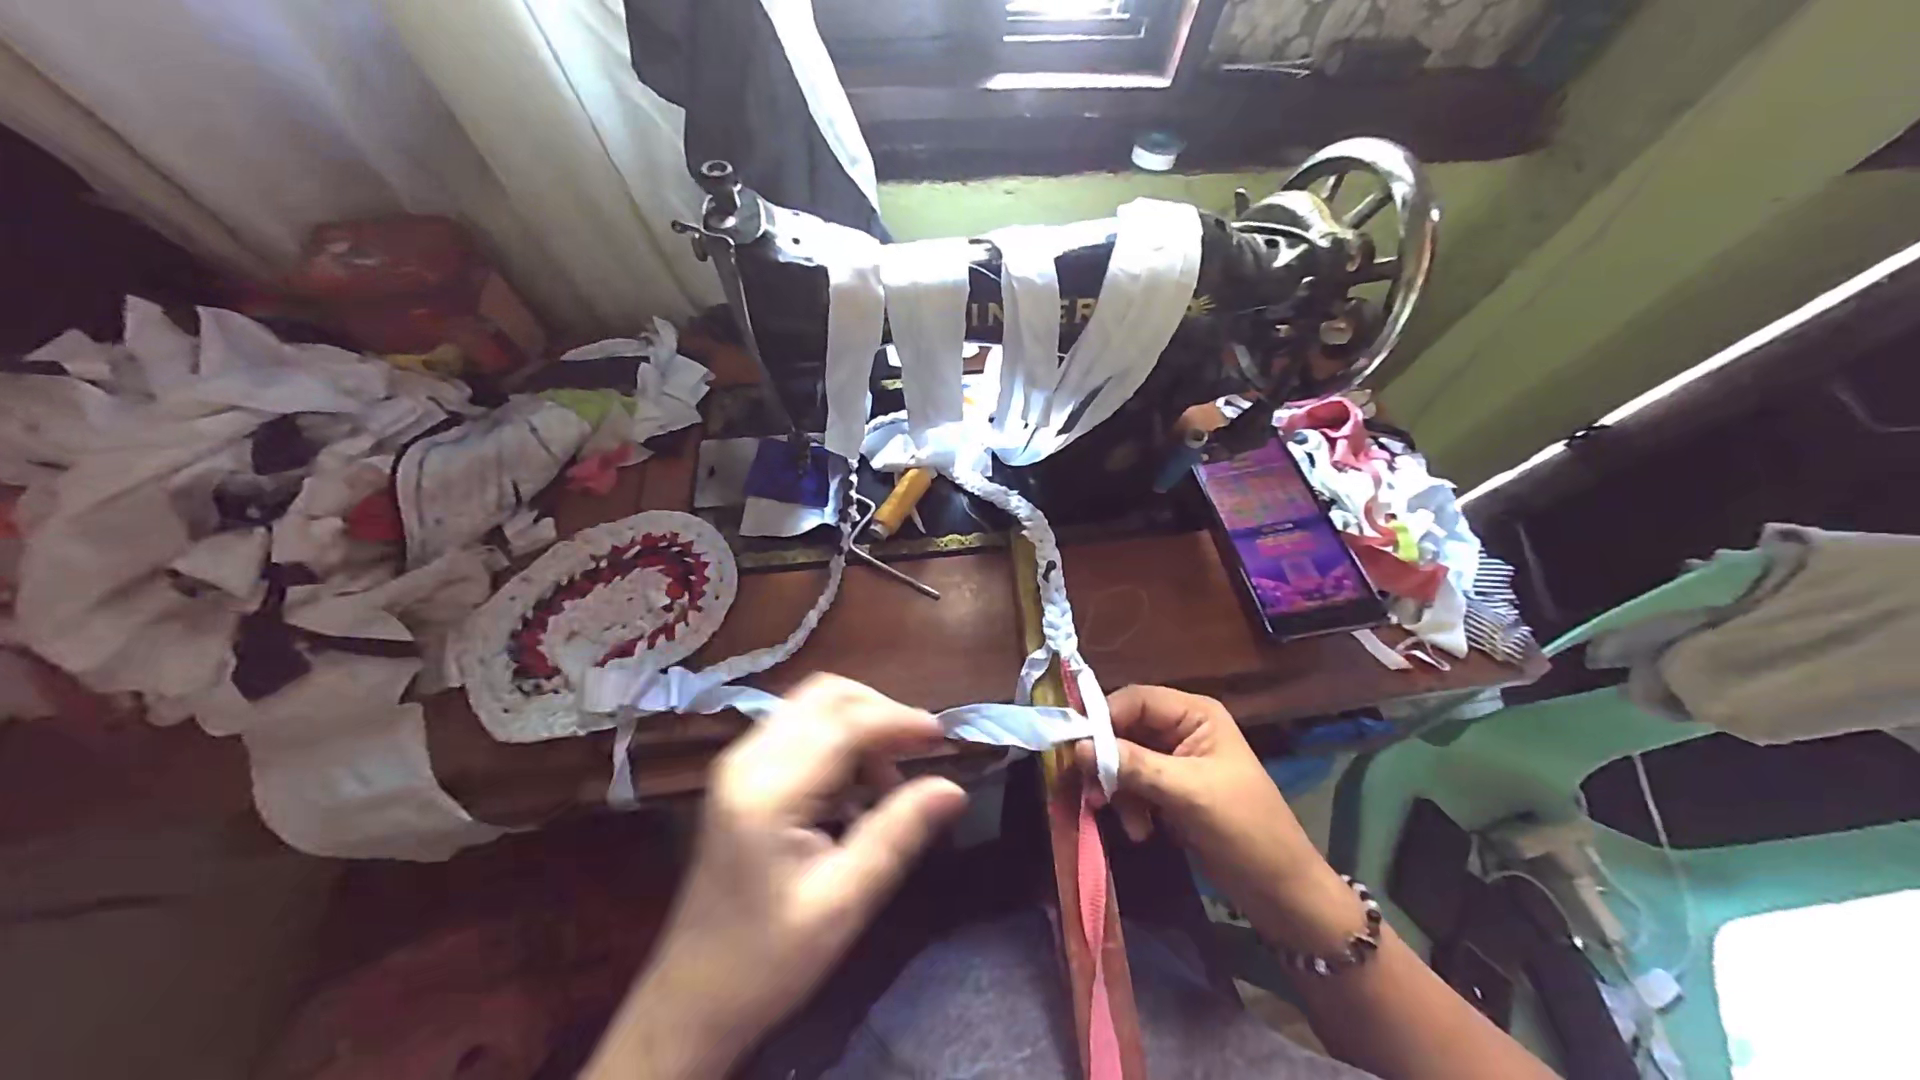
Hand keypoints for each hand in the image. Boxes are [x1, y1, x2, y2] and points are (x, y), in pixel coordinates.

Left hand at [588, 676, 968, 1078]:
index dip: (898, 721)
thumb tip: (952, 788)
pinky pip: (799, 730)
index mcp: (768, 790)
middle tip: (916, 754)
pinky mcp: (740, 776)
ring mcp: (738, 764)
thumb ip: (899, 833)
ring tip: (888, 782)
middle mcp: (746, 759)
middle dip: (879, 711)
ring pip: (812, 706)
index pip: (844, 725)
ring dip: (859, 725)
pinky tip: (855, 788)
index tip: (944, 737)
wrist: (692, 999)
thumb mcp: (844, 901)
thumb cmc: (768, 960)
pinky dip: (838, 741)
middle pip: (824, 695)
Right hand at [1075, 685, 1359, 954]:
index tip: (1076, 748)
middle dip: (1107, 761)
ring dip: (1117, 789)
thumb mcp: (1187, 793)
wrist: (1281, 891)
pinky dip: (1128, 805)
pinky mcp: (1169, 789)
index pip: (1135, 700)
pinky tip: (1141, 831)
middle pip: (1124, 729)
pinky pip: (1132, 785)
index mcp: (1195, 714)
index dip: (1103, 718)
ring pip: (1123, 759)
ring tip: (1127, 823)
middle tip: (1093, 792)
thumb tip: (1078, 747)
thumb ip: (1133, 765)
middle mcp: (1182, 728)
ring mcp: (1175, 760)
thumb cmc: (1245, 830)